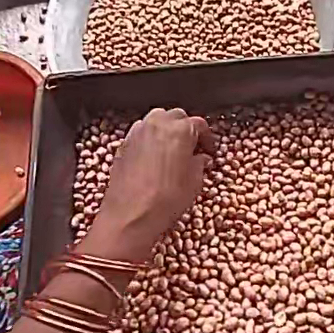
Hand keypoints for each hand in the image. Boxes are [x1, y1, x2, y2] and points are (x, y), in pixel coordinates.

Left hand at [82, 107, 214, 263]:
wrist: (130, 215)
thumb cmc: (165, 199)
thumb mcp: (194, 182)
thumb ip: (199, 163)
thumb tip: (199, 158)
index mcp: (180, 129)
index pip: (199, 124)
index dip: (207, 138)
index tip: (209, 150)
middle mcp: (157, 124)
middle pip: (177, 117)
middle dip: (187, 129)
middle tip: (193, 148)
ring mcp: (137, 133)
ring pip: (157, 121)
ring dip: (167, 131)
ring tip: (173, 151)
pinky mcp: (124, 145)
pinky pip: (142, 134)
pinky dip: (151, 140)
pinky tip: (155, 158)